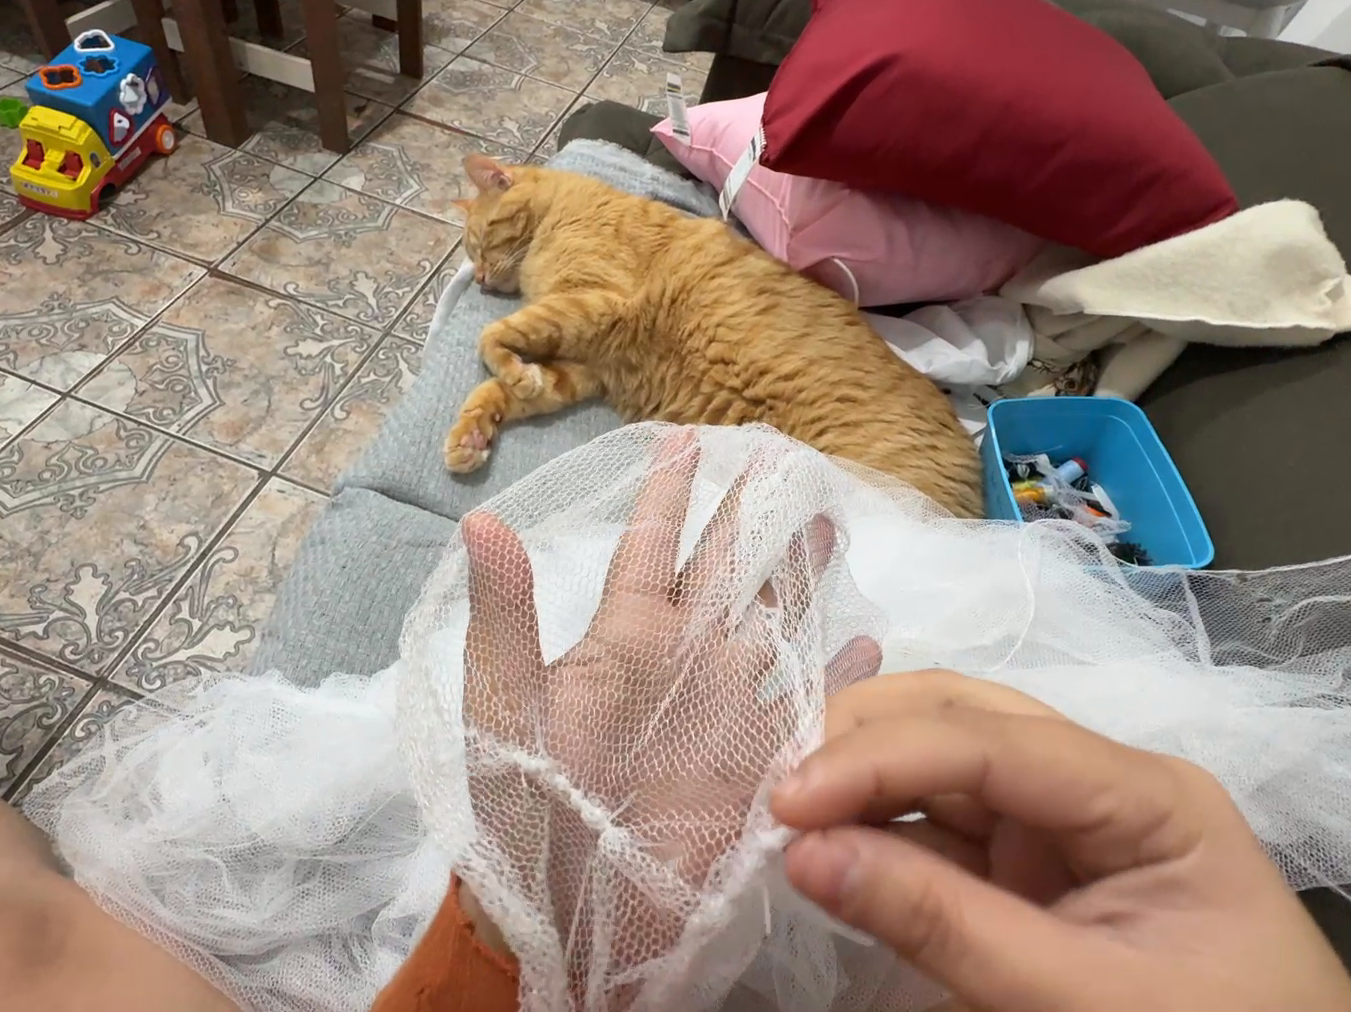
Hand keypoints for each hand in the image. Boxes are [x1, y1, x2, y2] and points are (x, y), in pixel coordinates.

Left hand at [458, 432, 880, 998]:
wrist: (566, 913)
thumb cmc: (525, 804)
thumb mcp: (505, 702)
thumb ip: (503, 614)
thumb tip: (481, 521)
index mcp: (625, 636)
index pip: (651, 543)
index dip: (667, 490)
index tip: (684, 436)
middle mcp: (683, 658)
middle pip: (728, 568)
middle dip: (753, 515)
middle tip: (785, 461)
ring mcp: (728, 708)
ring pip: (776, 622)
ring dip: (801, 575)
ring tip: (829, 525)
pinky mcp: (762, 764)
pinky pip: (810, 706)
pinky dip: (840, 676)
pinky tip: (870, 643)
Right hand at [771, 671, 1350, 1011]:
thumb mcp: (1081, 1004)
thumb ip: (941, 925)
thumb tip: (803, 854)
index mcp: (1144, 794)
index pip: (989, 740)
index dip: (877, 760)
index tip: (787, 803)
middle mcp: (1091, 778)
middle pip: (957, 712)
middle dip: (863, 741)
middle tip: (785, 798)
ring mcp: (1054, 813)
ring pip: (932, 752)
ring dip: (859, 775)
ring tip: (796, 815)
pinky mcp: (1021, 856)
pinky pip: (932, 814)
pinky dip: (874, 821)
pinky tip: (832, 835)